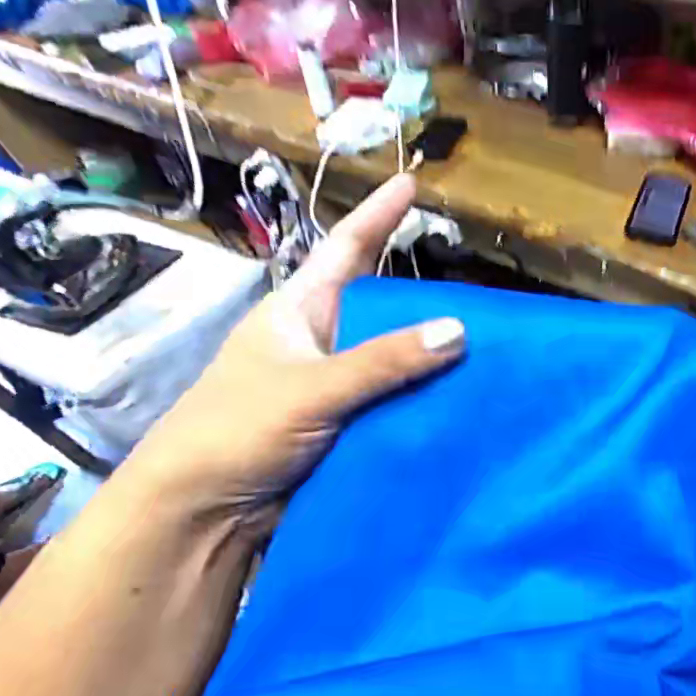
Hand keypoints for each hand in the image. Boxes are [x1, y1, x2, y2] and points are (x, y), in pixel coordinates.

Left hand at [121, 174, 464, 540]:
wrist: (203, 512)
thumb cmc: (238, 429)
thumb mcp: (312, 387)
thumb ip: (384, 361)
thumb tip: (458, 330)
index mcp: (299, 313)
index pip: (345, 251)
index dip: (377, 216)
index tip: (412, 183)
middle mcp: (319, 345)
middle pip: (382, 314)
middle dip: (426, 305)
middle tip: (485, 303)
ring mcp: (331, 391)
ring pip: (392, 367)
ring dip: (431, 366)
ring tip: (492, 357)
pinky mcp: (342, 433)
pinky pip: (391, 410)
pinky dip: (421, 409)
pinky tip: (462, 409)